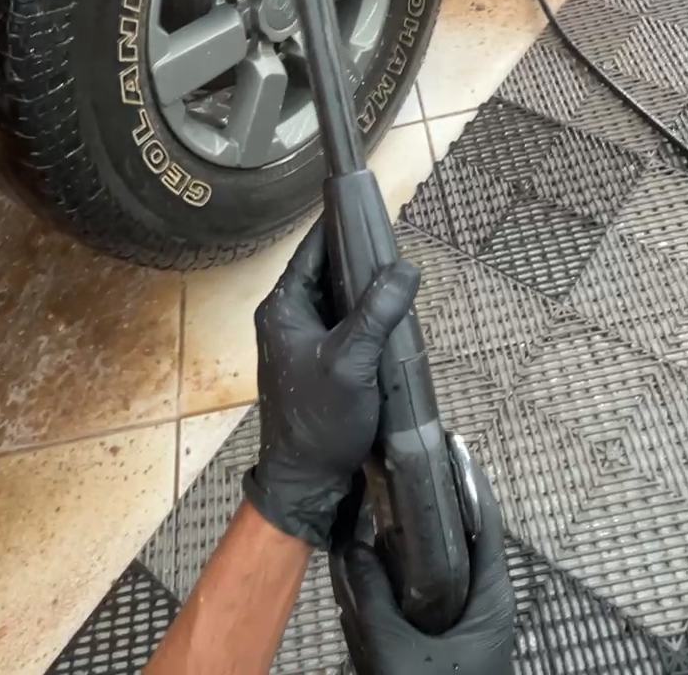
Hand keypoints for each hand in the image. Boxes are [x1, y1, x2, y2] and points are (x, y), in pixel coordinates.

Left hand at [242, 221, 418, 548]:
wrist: (307, 481)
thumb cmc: (319, 422)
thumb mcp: (352, 361)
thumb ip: (377, 312)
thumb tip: (404, 268)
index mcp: (283, 308)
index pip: (311, 249)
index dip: (339, 226)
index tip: (366, 206)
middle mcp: (288, 316)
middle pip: (326, 270)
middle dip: (359, 258)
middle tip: (394, 241)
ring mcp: (302, 339)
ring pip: (337, 297)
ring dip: (363, 288)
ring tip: (396, 272)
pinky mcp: (318, 358)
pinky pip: (343, 322)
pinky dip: (364, 314)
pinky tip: (389, 313)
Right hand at [330, 455, 516, 674]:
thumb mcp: (397, 653)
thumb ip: (372, 599)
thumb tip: (351, 546)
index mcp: (490, 598)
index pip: (487, 521)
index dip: (471, 480)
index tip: (450, 444)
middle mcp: (485, 600)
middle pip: (469, 533)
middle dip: (442, 497)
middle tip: (409, 461)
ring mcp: (469, 617)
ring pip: (450, 559)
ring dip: (427, 527)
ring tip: (394, 491)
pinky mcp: (451, 633)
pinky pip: (434, 584)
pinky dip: (414, 560)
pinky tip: (384, 551)